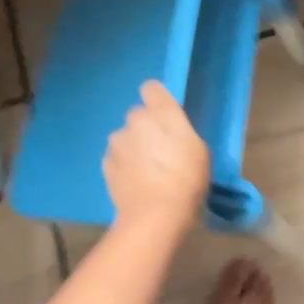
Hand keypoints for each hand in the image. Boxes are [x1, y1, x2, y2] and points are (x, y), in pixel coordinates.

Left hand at [103, 80, 208, 234]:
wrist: (155, 214)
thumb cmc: (186, 178)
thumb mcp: (198, 149)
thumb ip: (180, 130)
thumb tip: (168, 128)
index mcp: (162, 113)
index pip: (151, 88)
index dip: (157, 99)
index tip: (165, 115)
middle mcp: (136, 121)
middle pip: (138, 115)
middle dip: (145, 127)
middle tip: (160, 149)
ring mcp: (117, 143)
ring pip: (125, 137)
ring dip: (132, 146)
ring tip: (145, 169)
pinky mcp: (106, 164)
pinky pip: (116, 157)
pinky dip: (123, 164)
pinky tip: (134, 181)